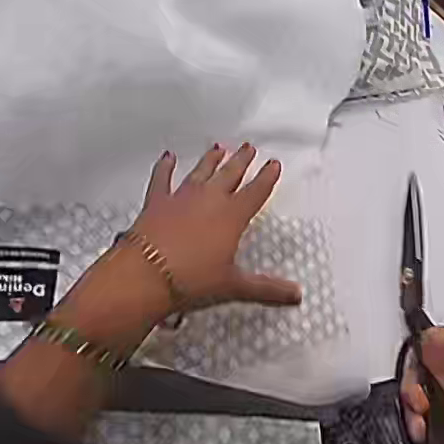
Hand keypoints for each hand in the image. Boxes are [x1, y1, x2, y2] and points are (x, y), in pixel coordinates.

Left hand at [128, 143, 303, 310]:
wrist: (146, 275)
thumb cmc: (193, 279)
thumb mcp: (233, 285)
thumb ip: (266, 288)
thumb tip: (297, 295)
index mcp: (232, 216)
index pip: (256, 192)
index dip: (266, 177)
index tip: (273, 164)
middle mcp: (209, 199)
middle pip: (230, 174)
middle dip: (241, 160)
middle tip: (249, 147)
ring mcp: (181, 197)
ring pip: (201, 171)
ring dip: (211, 160)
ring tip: (219, 148)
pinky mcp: (156, 202)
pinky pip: (162, 179)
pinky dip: (165, 167)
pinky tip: (167, 157)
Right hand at [400, 327, 443, 443]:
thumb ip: (443, 368)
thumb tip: (428, 335)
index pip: (434, 342)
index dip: (418, 355)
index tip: (414, 377)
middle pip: (421, 370)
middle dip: (413, 391)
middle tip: (420, 409)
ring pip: (419, 397)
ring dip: (415, 416)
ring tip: (424, 432)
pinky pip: (423, 420)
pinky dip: (420, 431)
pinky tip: (428, 441)